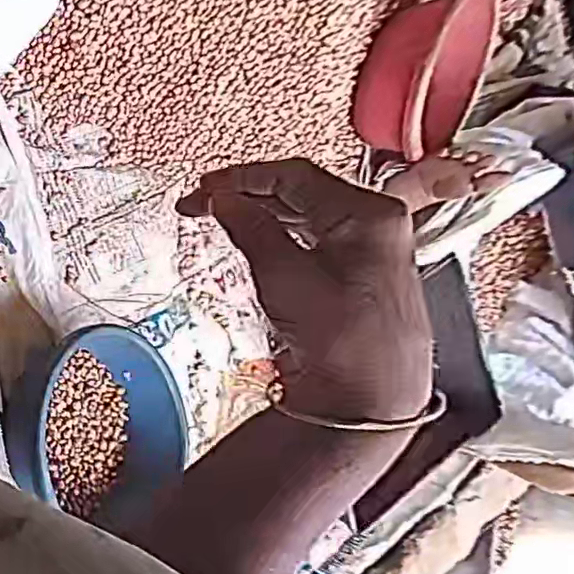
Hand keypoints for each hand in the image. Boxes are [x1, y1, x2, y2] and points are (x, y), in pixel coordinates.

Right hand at [179, 159, 431, 420]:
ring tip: (217, 218)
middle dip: (245, 193)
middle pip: (299, 190)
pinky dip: (275, 231)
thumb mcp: (284, 277)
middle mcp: (375, 222)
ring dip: (257, 212)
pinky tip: (251, 237)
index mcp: (367, 213)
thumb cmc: (339, 338)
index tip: (201, 188)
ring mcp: (369, 246)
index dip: (240, 178)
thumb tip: (222, 198)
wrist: (370, 397)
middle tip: (198, 203)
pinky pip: (310, 235)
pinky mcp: (358, 270)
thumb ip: (251, 228)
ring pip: (303, 212)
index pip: (293, 176)